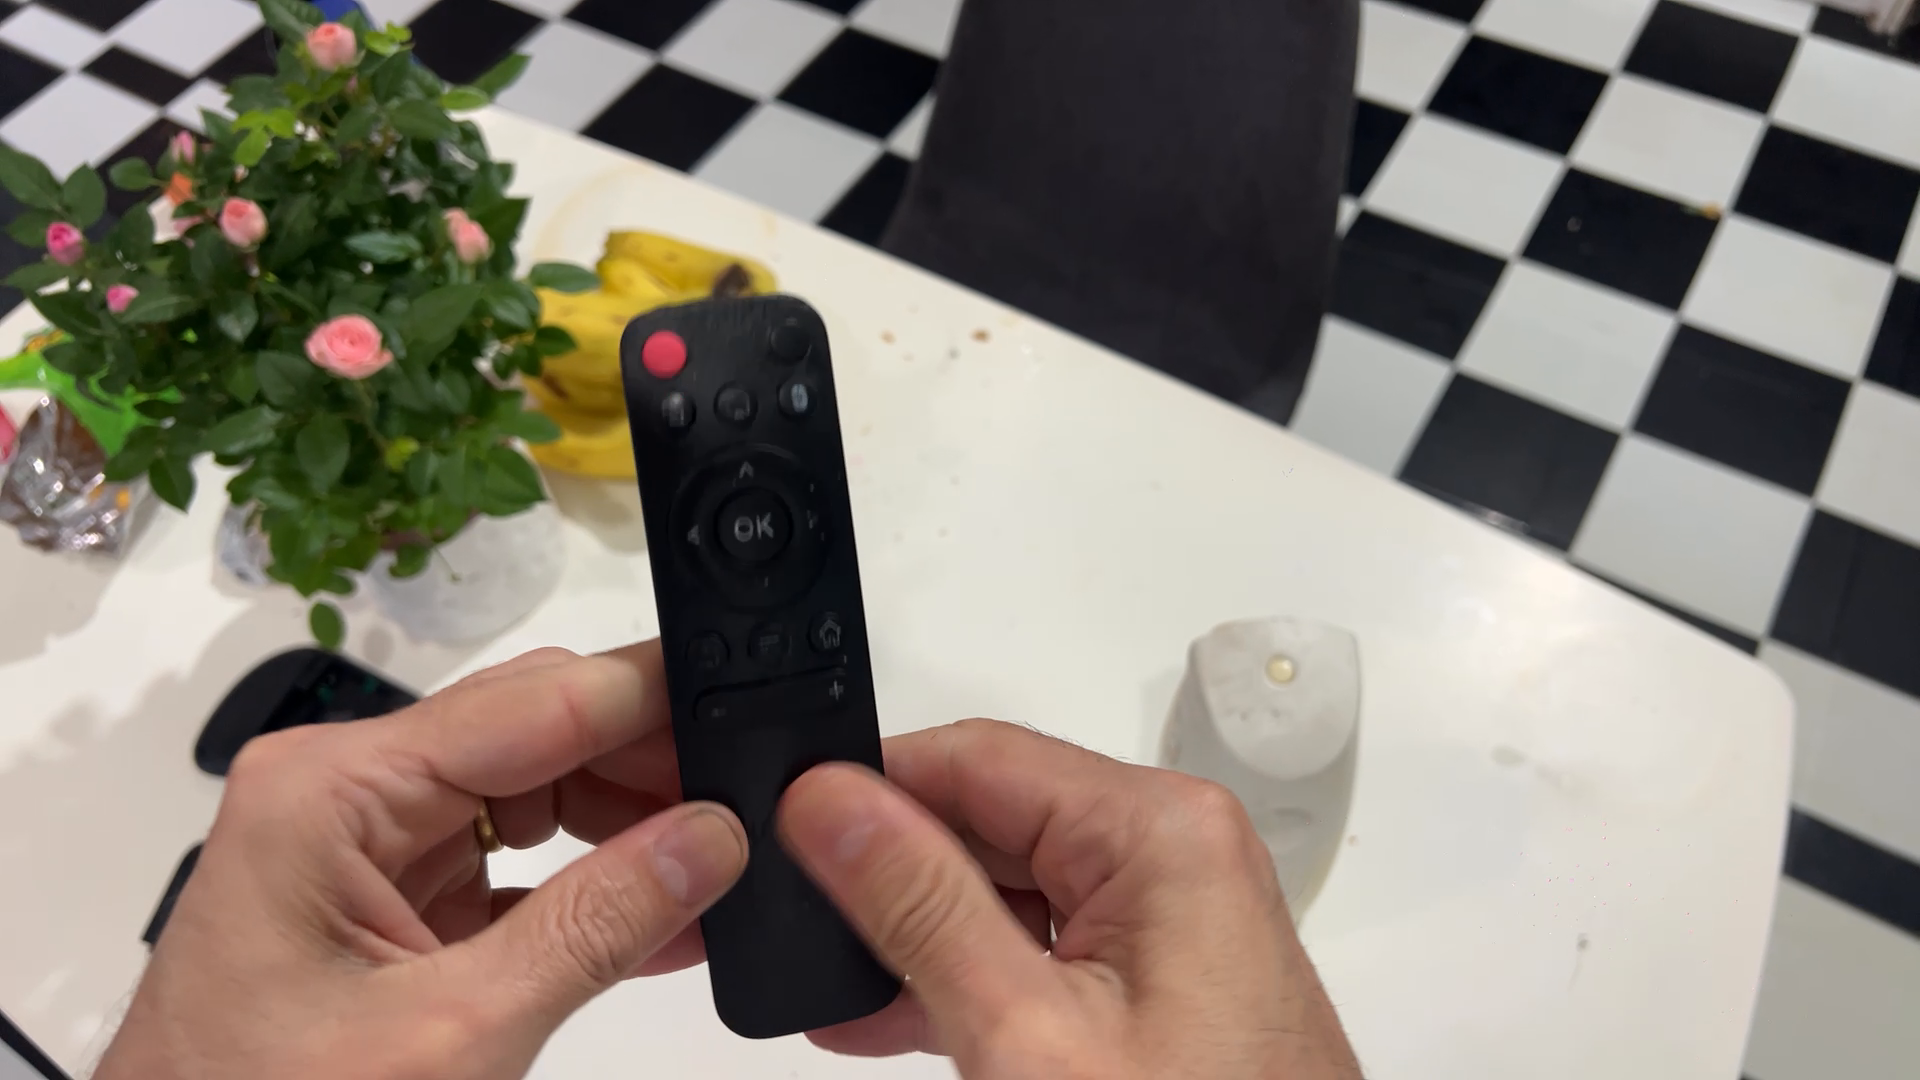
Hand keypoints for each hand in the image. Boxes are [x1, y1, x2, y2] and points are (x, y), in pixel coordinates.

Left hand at [94, 644, 747, 1079]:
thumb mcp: (454, 1039)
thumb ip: (600, 922)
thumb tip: (722, 832)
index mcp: (340, 788)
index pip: (543, 700)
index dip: (657, 699)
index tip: (755, 707)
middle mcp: (361, 783)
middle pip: (552, 722)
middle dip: (655, 758)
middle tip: (746, 799)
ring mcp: (385, 829)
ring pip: (554, 773)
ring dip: (641, 813)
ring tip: (717, 859)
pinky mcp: (410, 876)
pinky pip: (534, 838)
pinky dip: (604, 867)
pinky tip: (671, 906)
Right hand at [777, 719, 1361, 1078]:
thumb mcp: (1026, 1038)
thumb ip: (920, 904)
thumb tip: (828, 800)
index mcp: (1158, 828)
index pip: (983, 756)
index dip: (881, 780)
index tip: (795, 817)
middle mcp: (1169, 845)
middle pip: (995, 816)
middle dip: (897, 868)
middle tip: (804, 912)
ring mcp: (1164, 905)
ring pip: (1007, 880)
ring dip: (922, 929)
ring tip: (834, 980)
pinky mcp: (1153, 962)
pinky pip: (1040, 935)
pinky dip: (971, 969)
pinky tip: (895, 1010)